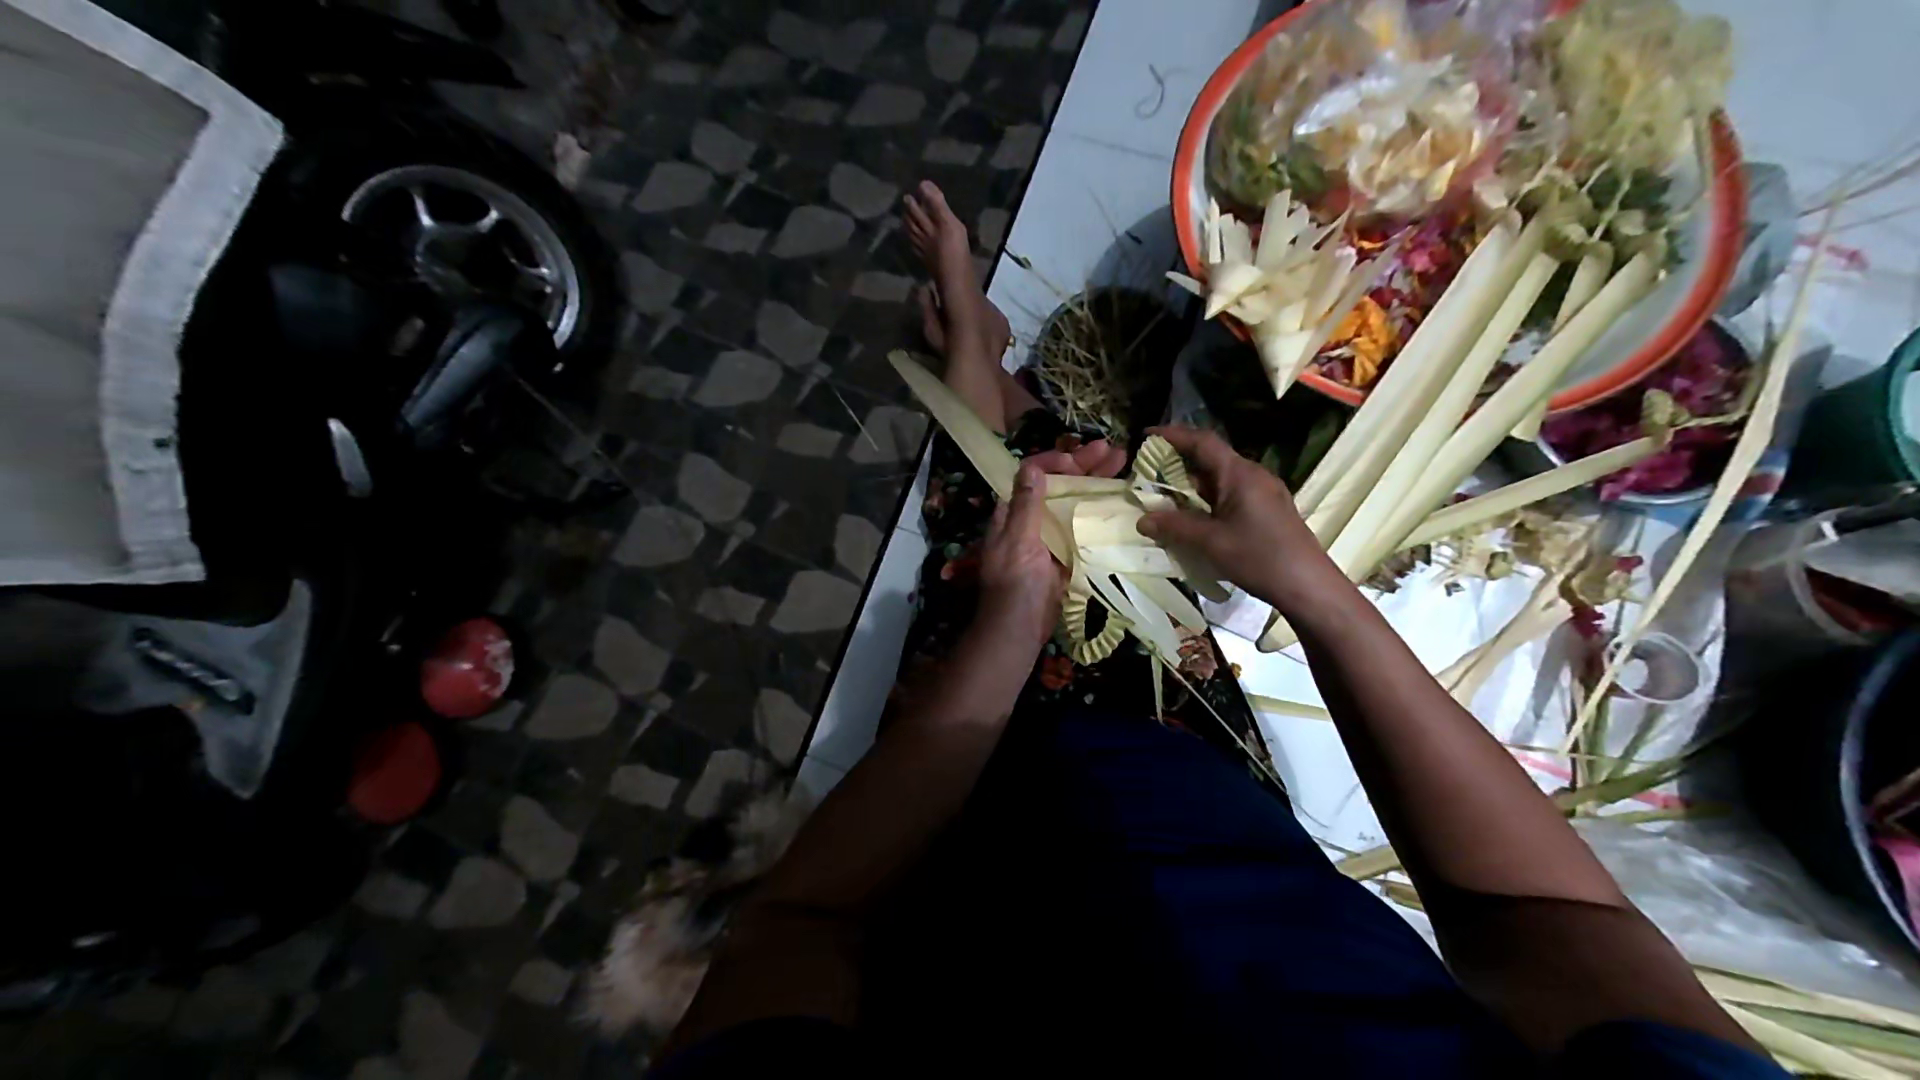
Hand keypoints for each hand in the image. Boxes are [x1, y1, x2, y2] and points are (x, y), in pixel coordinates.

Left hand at [974, 439, 1126, 643]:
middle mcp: (1031, 520)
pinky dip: (1100, 512)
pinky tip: (1122, 501)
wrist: (1020, 629)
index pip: (1032, 475)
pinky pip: (1083, 526)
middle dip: (1085, 466)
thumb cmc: (1016, 584)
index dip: (1055, 463)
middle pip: (1059, 485)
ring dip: (1097, 484)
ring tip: (1124, 464)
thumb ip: (1026, 505)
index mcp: (1012, 513)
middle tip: (1115, 451)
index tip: (1079, 460)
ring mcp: (1050, 537)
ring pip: (1074, 503)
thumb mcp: (1019, 541)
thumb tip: (1032, 467)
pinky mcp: (1066, 554)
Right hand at [1134, 426, 1336, 612]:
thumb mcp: (1211, 542)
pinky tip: (1195, 517)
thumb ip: (1175, 527)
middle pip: (1211, 458)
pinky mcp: (1267, 509)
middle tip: (1148, 473)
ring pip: (1220, 478)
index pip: (1203, 442)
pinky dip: (1207, 498)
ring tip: (1165, 497)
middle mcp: (1253, 475)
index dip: (1173, 434)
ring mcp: (1263, 492)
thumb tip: (1143, 520)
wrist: (1308, 585)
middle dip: (1178, 462)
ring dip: (1192, 484)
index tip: (1147, 435)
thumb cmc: (1260, 557)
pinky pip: (1231, 494)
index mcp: (1239, 474)